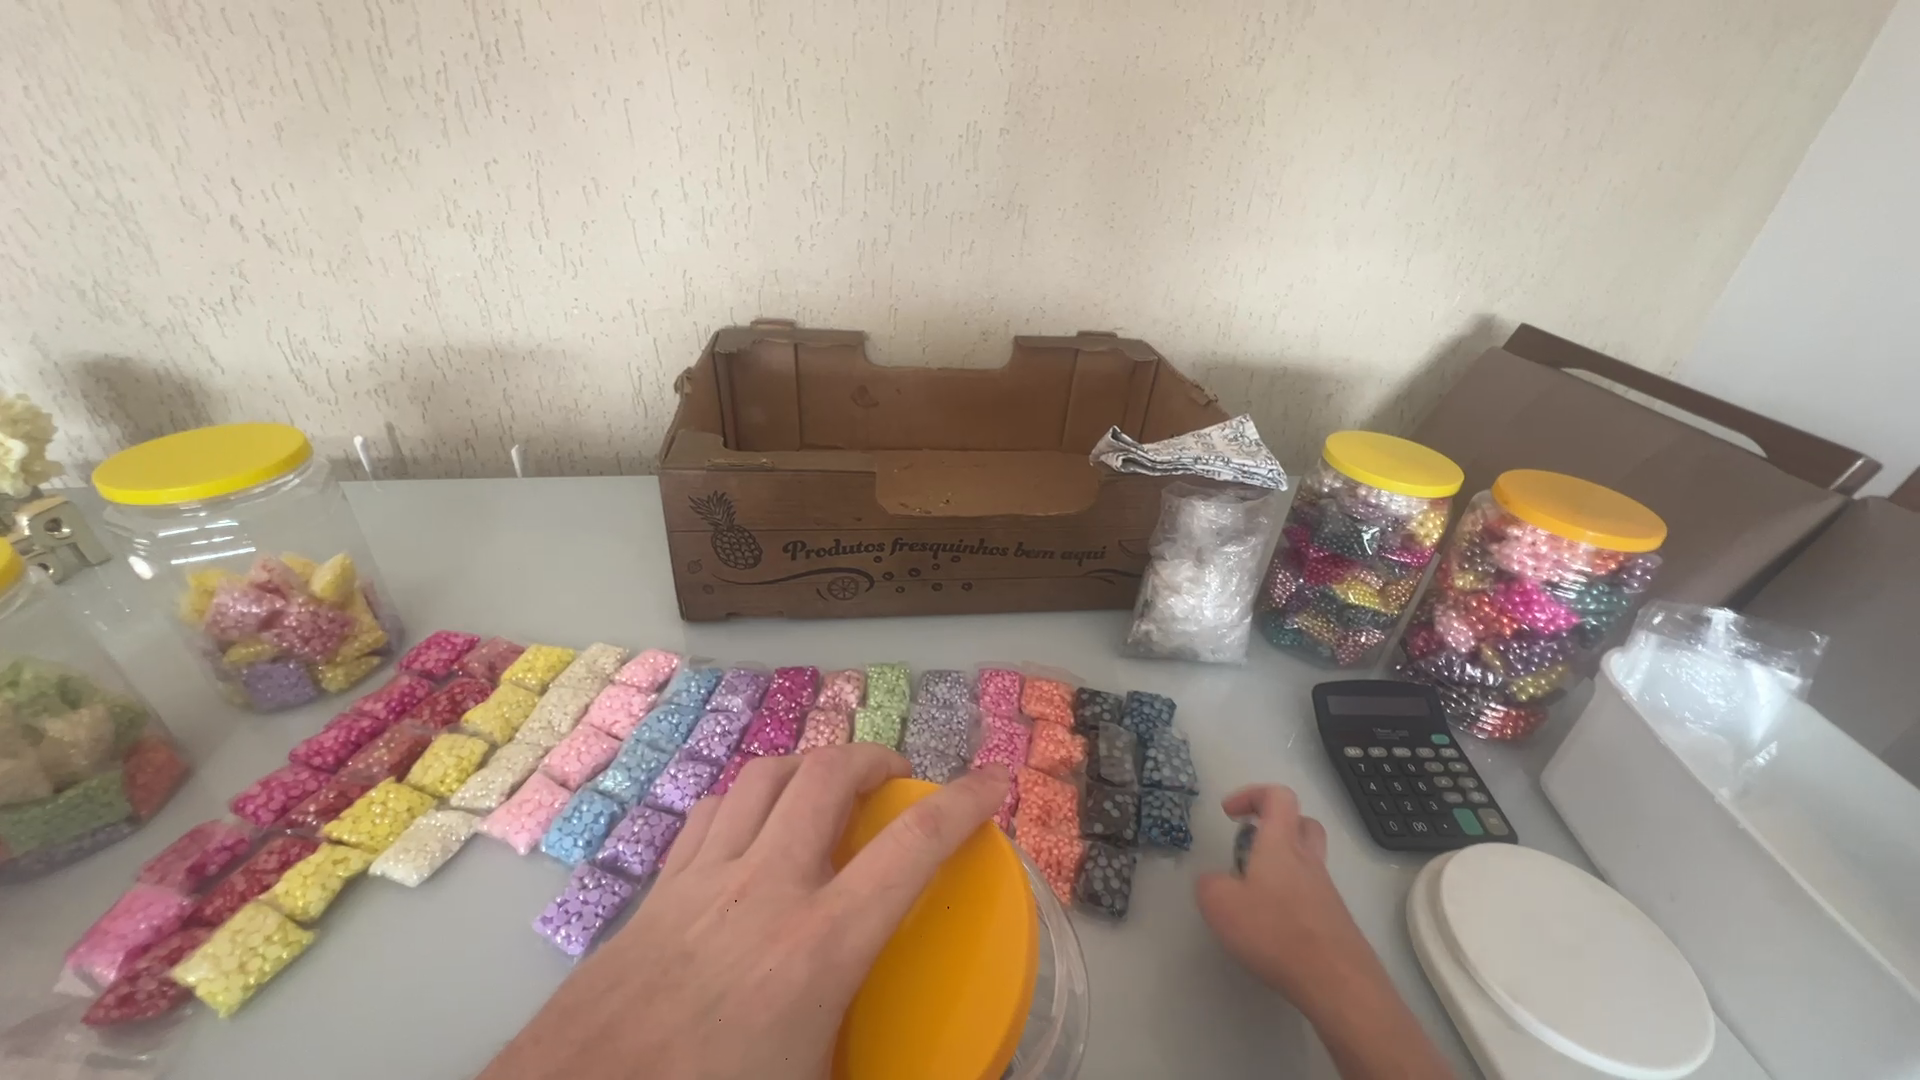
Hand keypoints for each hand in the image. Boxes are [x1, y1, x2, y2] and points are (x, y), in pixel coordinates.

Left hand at [480, 745, 1011, 1079]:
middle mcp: (765, 890)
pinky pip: (712, 811)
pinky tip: (754, 825)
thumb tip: (917, 1064)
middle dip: (873, 759)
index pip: (913, 848)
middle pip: (827, 776)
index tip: (993, 781)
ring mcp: (703, 880)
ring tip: (829, 785)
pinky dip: (748, 799)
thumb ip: (867, 1058)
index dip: (964, 803)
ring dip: (809, 766)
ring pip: (764, 776)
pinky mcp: (657, 889)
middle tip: (895, 779)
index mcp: (818, 948)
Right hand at [1195, 785, 1364, 1006]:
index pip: (1277, 796)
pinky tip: (1272, 924)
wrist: (1337, 983)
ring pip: (1308, 860)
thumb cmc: (1275, 932)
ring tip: (1254, 891)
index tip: (1230, 814)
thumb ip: (1209, 884)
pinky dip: (1290, 897)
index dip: (1252, 794)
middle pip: (1303, 823)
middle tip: (1251, 843)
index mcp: (1281, 844)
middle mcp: (1308, 861)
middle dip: (1275, 824)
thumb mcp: (1219, 904)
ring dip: (1282, 863)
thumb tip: (1215, 882)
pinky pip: (1311, 894)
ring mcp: (1326, 892)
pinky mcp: (1335, 921)